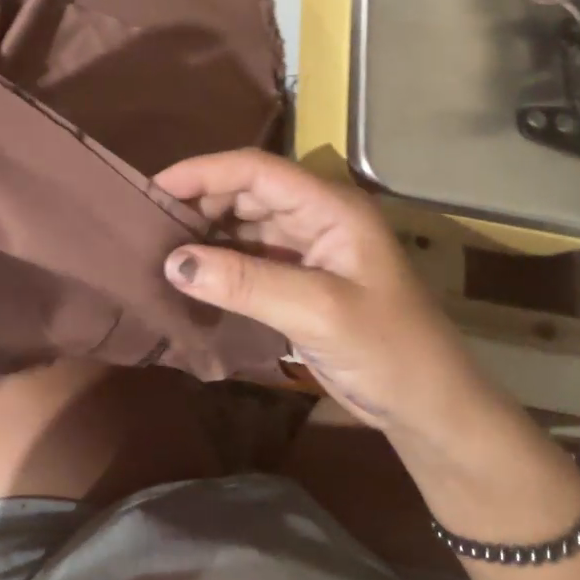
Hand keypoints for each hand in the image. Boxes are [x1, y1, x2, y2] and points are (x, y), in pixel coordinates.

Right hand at [154, 149, 513, 437]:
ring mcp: (308, 249)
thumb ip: (244, 281)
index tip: (153, 190)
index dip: (203, 173)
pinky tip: (190, 277)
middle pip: (246, 192)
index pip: (255, 170)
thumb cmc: (388, 349)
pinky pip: (248, 258)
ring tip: (159, 248)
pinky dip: (219, 264)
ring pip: (243, 224)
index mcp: (330, 206)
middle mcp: (316, 217)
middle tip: (149, 225)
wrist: (431, 409)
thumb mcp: (317, 311)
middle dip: (199, 202)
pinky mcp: (299, 280)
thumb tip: (173, 261)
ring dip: (205, 233)